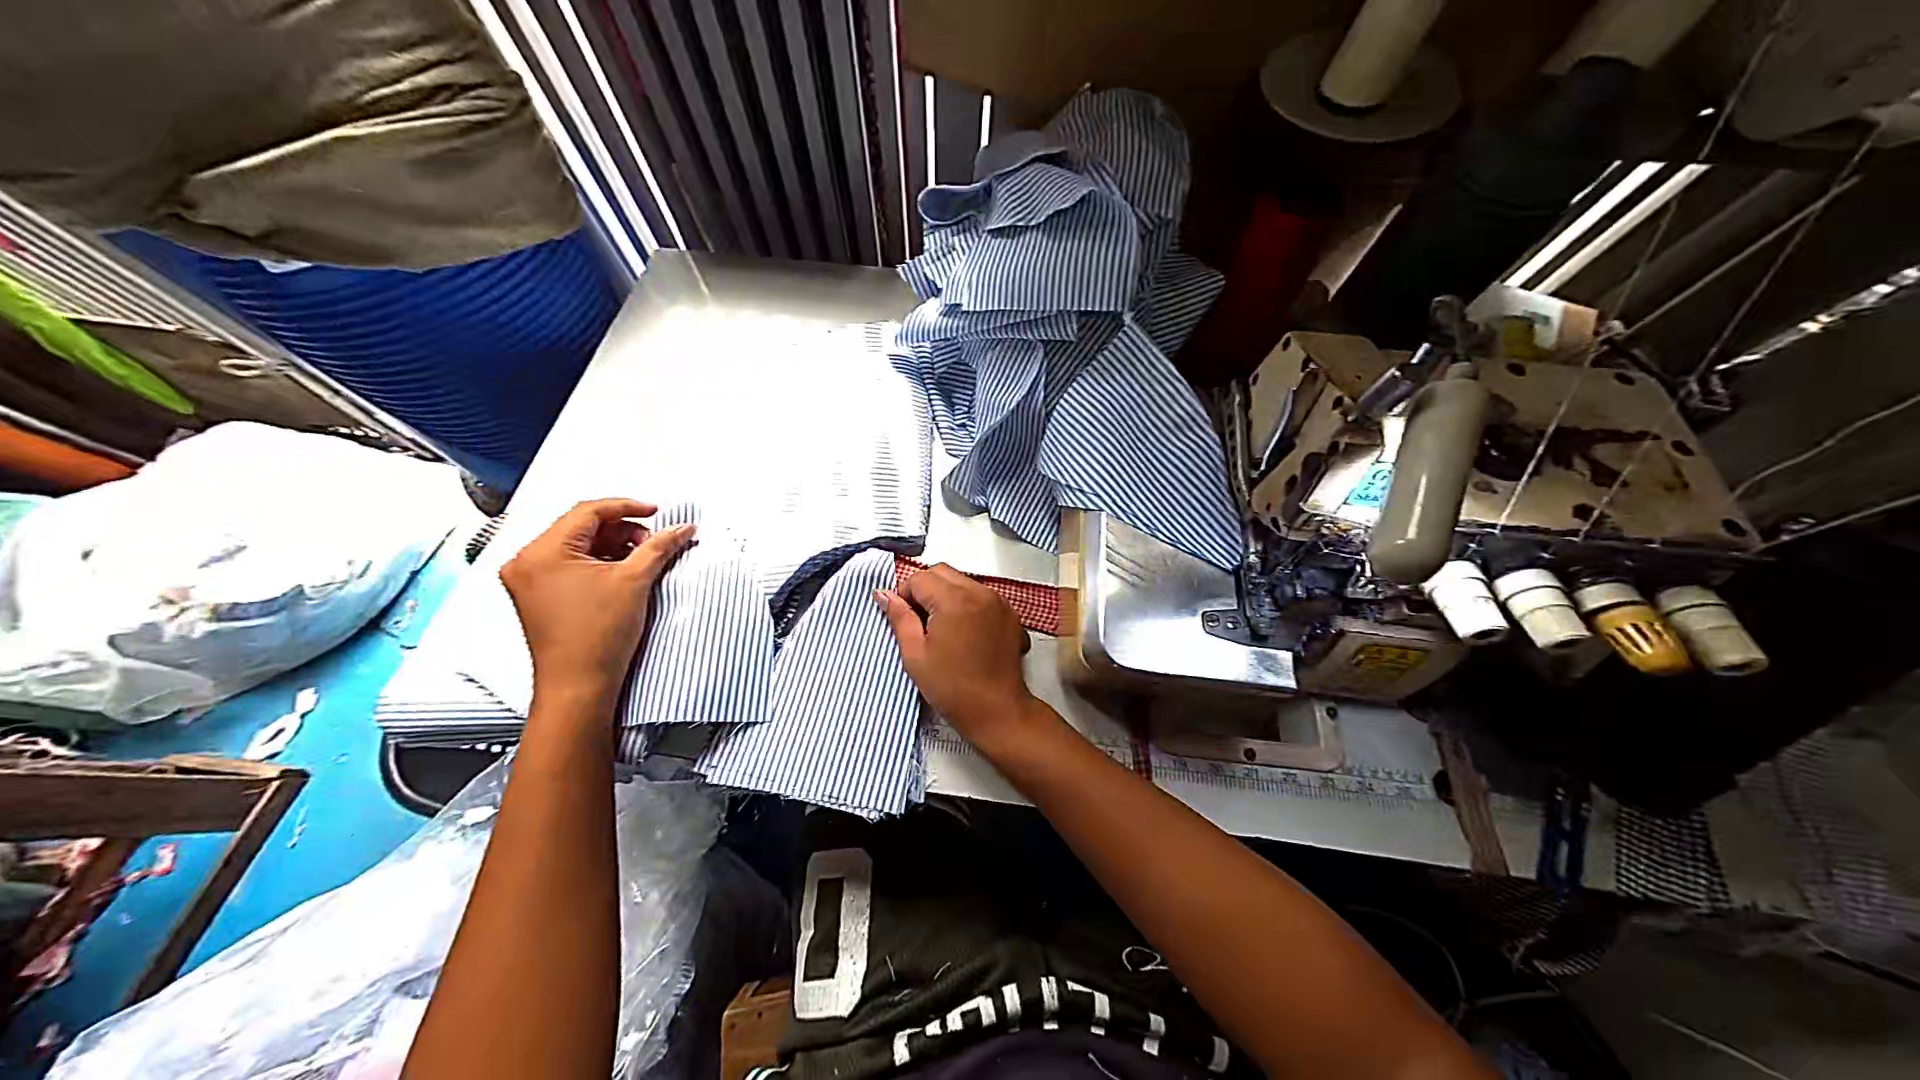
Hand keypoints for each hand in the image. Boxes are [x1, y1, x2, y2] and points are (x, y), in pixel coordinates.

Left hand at [500, 499, 695, 706]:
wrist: (579, 685)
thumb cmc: (594, 642)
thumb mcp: (635, 581)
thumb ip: (659, 547)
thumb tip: (678, 529)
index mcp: (541, 552)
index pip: (588, 511)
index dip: (627, 507)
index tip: (653, 512)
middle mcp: (527, 563)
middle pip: (582, 527)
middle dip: (622, 531)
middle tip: (652, 541)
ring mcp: (529, 581)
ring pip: (577, 546)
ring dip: (612, 547)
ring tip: (640, 561)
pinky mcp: (538, 596)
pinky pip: (570, 565)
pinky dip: (598, 564)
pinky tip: (622, 574)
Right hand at [875, 564, 1039, 755]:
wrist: (997, 711)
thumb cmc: (954, 689)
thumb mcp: (915, 654)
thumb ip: (899, 618)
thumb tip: (885, 595)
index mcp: (954, 600)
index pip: (919, 578)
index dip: (904, 595)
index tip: (902, 617)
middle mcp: (980, 593)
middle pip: (942, 572)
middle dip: (925, 589)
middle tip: (919, 622)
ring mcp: (999, 603)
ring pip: (963, 581)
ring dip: (947, 595)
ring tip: (941, 630)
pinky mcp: (1010, 615)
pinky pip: (982, 596)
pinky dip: (968, 604)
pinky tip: (962, 633)